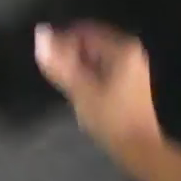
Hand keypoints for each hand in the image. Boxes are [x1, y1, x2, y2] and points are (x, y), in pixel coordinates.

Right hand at [34, 22, 162, 159]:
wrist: (139, 148)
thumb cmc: (110, 118)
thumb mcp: (81, 89)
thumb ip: (59, 61)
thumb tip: (40, 33)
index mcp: (122, 48)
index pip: (84, 31)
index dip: (61, 40)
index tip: (46, 57)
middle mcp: (130, 50)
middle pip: (91, 41)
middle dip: (70, 53)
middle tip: (54, 71)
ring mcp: (133, 65)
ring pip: (96, 55)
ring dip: (78, 64)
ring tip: (65, 81)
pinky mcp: (130, 80)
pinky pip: (103, 66)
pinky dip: (89, 72)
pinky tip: (79, 88)